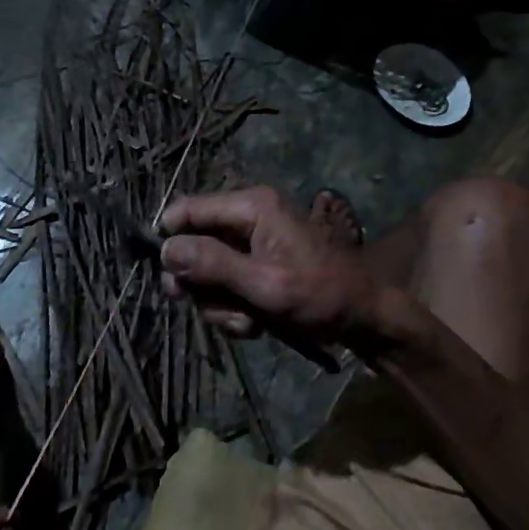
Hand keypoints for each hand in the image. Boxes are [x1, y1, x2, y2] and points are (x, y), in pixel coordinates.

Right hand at [158, 187, 385, 349]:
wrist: (364, 318)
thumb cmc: (319, 294)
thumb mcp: (264, 283)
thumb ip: (213, 265)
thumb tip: (164, 249)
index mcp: (251, 206)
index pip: (188, 209)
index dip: (169, 239)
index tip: (167, 276)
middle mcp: (248, 217)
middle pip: (194, 244)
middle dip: (200, 282)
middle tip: (206, 307)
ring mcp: (252, 242)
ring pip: (207, 271)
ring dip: (219, 302)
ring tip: (246, 321)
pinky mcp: (256, 264)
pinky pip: (226, 284)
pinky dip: (233, 307)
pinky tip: (254, 323)